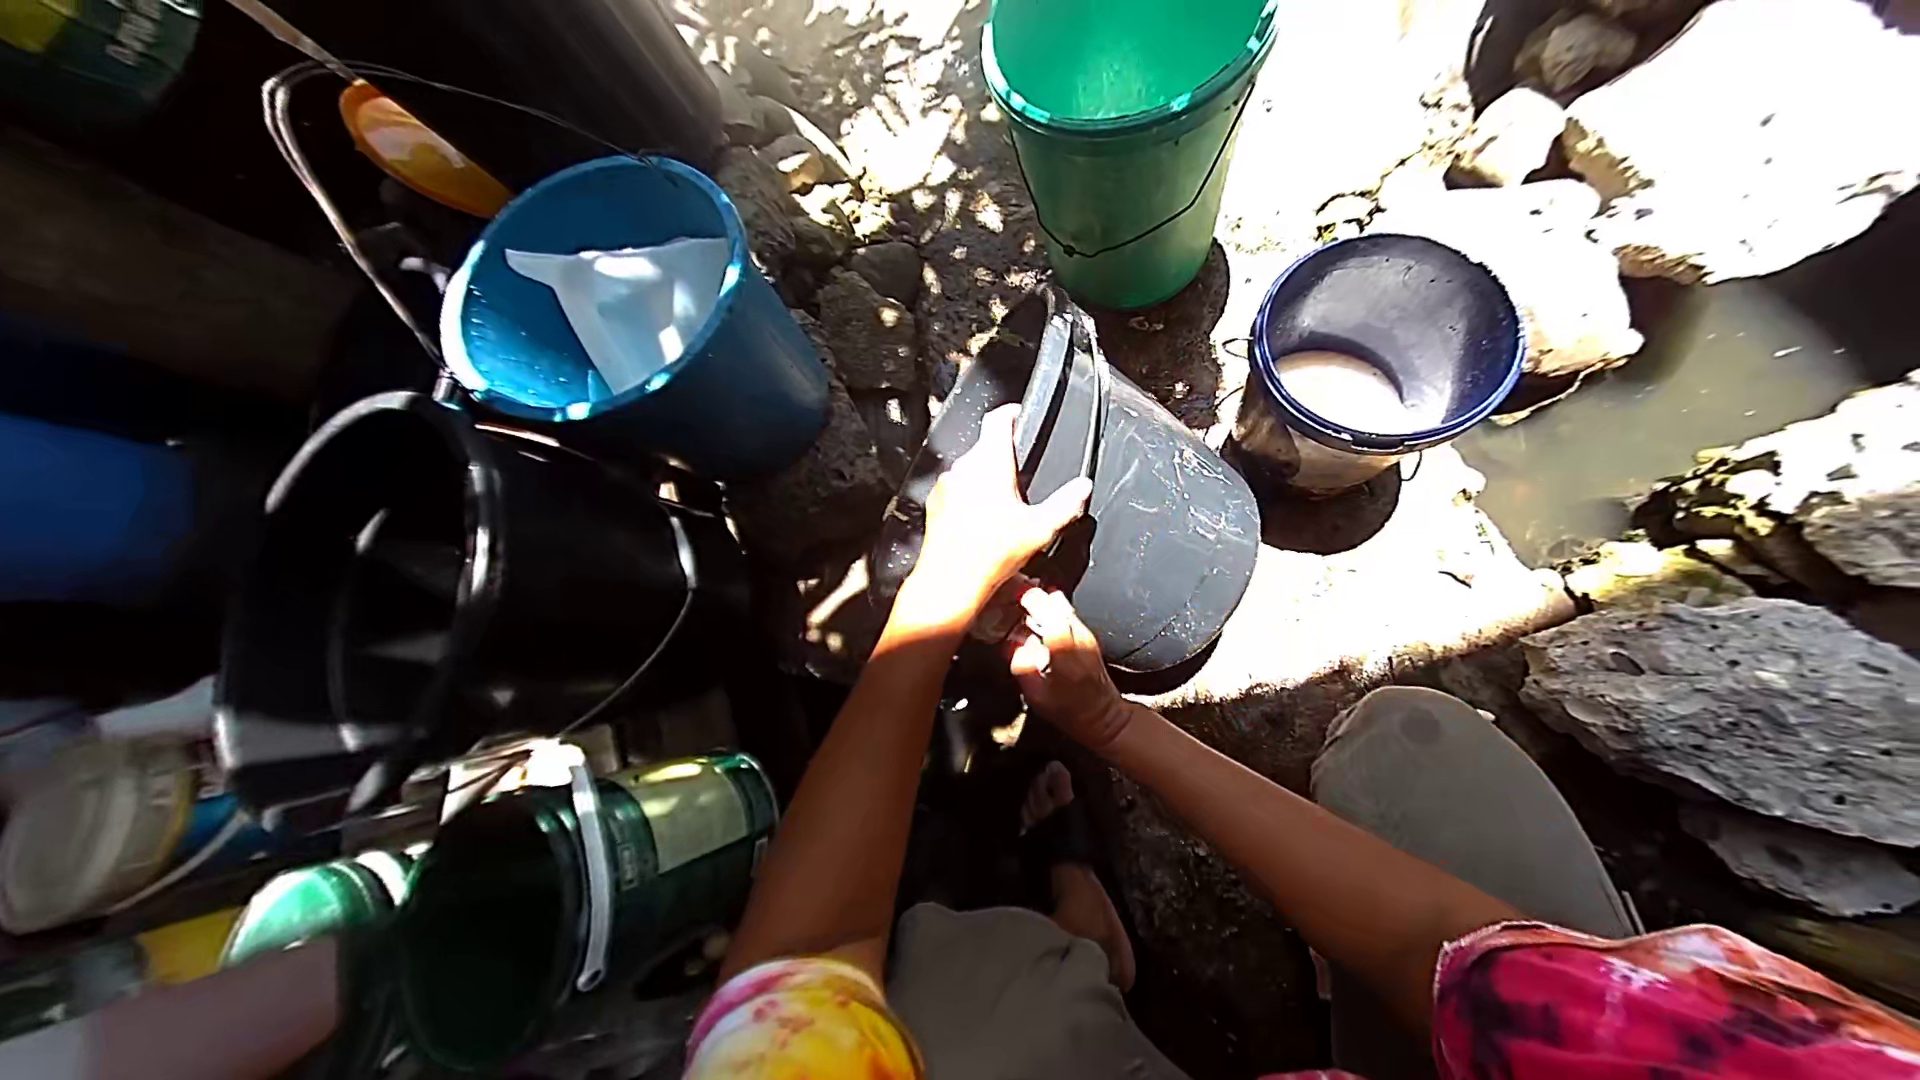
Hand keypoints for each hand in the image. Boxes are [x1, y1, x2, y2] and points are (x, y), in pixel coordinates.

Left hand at [908, 404, 1091, 620]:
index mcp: (990, 463)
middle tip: (1019, 475)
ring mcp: (946, 484)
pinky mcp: (935, 502)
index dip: (1012, 412)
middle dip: (1002, 454)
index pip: (998, 419)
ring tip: (1001, 503)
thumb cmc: (990, 554)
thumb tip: (1082, 488)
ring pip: (968, 468)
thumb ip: (1065, 504)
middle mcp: (963, 467)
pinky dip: (967, 495)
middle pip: (985, 445)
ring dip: (984, 476)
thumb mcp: (1039, 529)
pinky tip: (979, 518)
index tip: (1019, 415)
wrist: (950, 581)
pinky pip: (954, 488)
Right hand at [1007, 587, 1133, 755]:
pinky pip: (1065, 612)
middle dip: (1030, 598)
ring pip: (1059, 603)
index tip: (1008, 597)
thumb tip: (1007, 641)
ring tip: (1022, 612)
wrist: (1102, 715)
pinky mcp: (1087, 633)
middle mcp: (1078, 634)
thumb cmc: (1070, 710)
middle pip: (1052, 600)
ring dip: (1040, 603)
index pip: (1045, 607)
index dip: (1025, 598)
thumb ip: (1020, 665)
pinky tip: (1037, 623)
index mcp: (1064, 647)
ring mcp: (1085, 632)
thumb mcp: (1036, 695)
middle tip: (1011, 603)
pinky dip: (1049, 611)